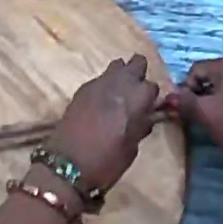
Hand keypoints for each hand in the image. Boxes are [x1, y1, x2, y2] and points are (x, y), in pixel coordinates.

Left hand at [47, 55, 160, 193]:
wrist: (69, 161)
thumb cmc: (108, 160)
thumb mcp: (132, 148)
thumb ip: (141, 126)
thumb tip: (144, 117)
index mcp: (138, 96)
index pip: (153, 86)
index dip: (151, 99)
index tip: (147, 109)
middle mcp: (122, 81)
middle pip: (137, 62)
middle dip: (139, 74)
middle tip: (135, 95)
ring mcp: (101, 80)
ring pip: (118, 64)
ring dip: (121, 76)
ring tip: (118, 96)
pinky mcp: (85, 85)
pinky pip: (101, 78)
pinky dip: (105, 86)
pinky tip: (100, 103)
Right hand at [164, 56, 222, 150]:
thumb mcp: (205, 113)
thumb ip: (184, 103)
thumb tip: (166, 98)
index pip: (194, 70)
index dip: (185, 89)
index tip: (186, 110)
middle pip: (208, 78)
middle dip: (199, 96)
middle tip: (197, 116)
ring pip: (221, 89)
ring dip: (212, 103)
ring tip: (212, 122)